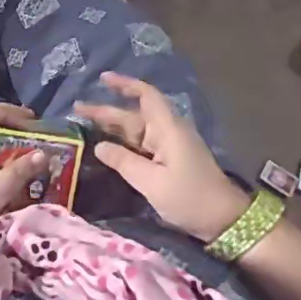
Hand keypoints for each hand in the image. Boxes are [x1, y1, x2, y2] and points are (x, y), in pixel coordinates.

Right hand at [75, 72, 249, 242]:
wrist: (224, 220)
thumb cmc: (190, 198)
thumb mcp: (152, 183)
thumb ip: (123, 162)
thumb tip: (99, 146)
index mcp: (167, 129)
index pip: (146, 95)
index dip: (125, 84)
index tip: (103, 78)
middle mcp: (167, 132)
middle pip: (134, 115)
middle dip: (106, 110)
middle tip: (76, 109)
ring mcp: (169, 147)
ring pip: (136, 130)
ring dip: (112, 126)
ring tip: (84, 123)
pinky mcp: (169, 161)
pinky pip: (141, 145)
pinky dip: (122, 142)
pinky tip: (106, 144)